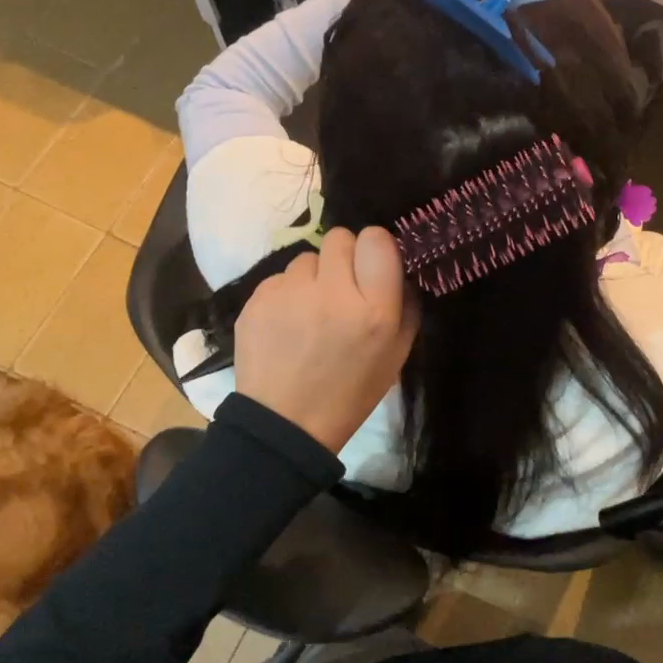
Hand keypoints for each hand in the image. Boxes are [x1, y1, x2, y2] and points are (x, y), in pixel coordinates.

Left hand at [234, 227, 417, 452]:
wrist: (285, 424)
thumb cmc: (350, 392)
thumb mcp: (396, 356)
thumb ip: (405, 306)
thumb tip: (400, 269)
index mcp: (374, 310)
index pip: (376, 239)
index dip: (375, 250)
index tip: (372, 268)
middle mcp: (333, 294)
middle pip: (340, 238)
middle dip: (344, 258)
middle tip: (341, 288)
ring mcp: (290, 294)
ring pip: (307, 258)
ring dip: (313, 277)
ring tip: (310, 313)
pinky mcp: (257, 300)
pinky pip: (279, 278)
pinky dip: (286, 294)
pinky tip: (286, 325)